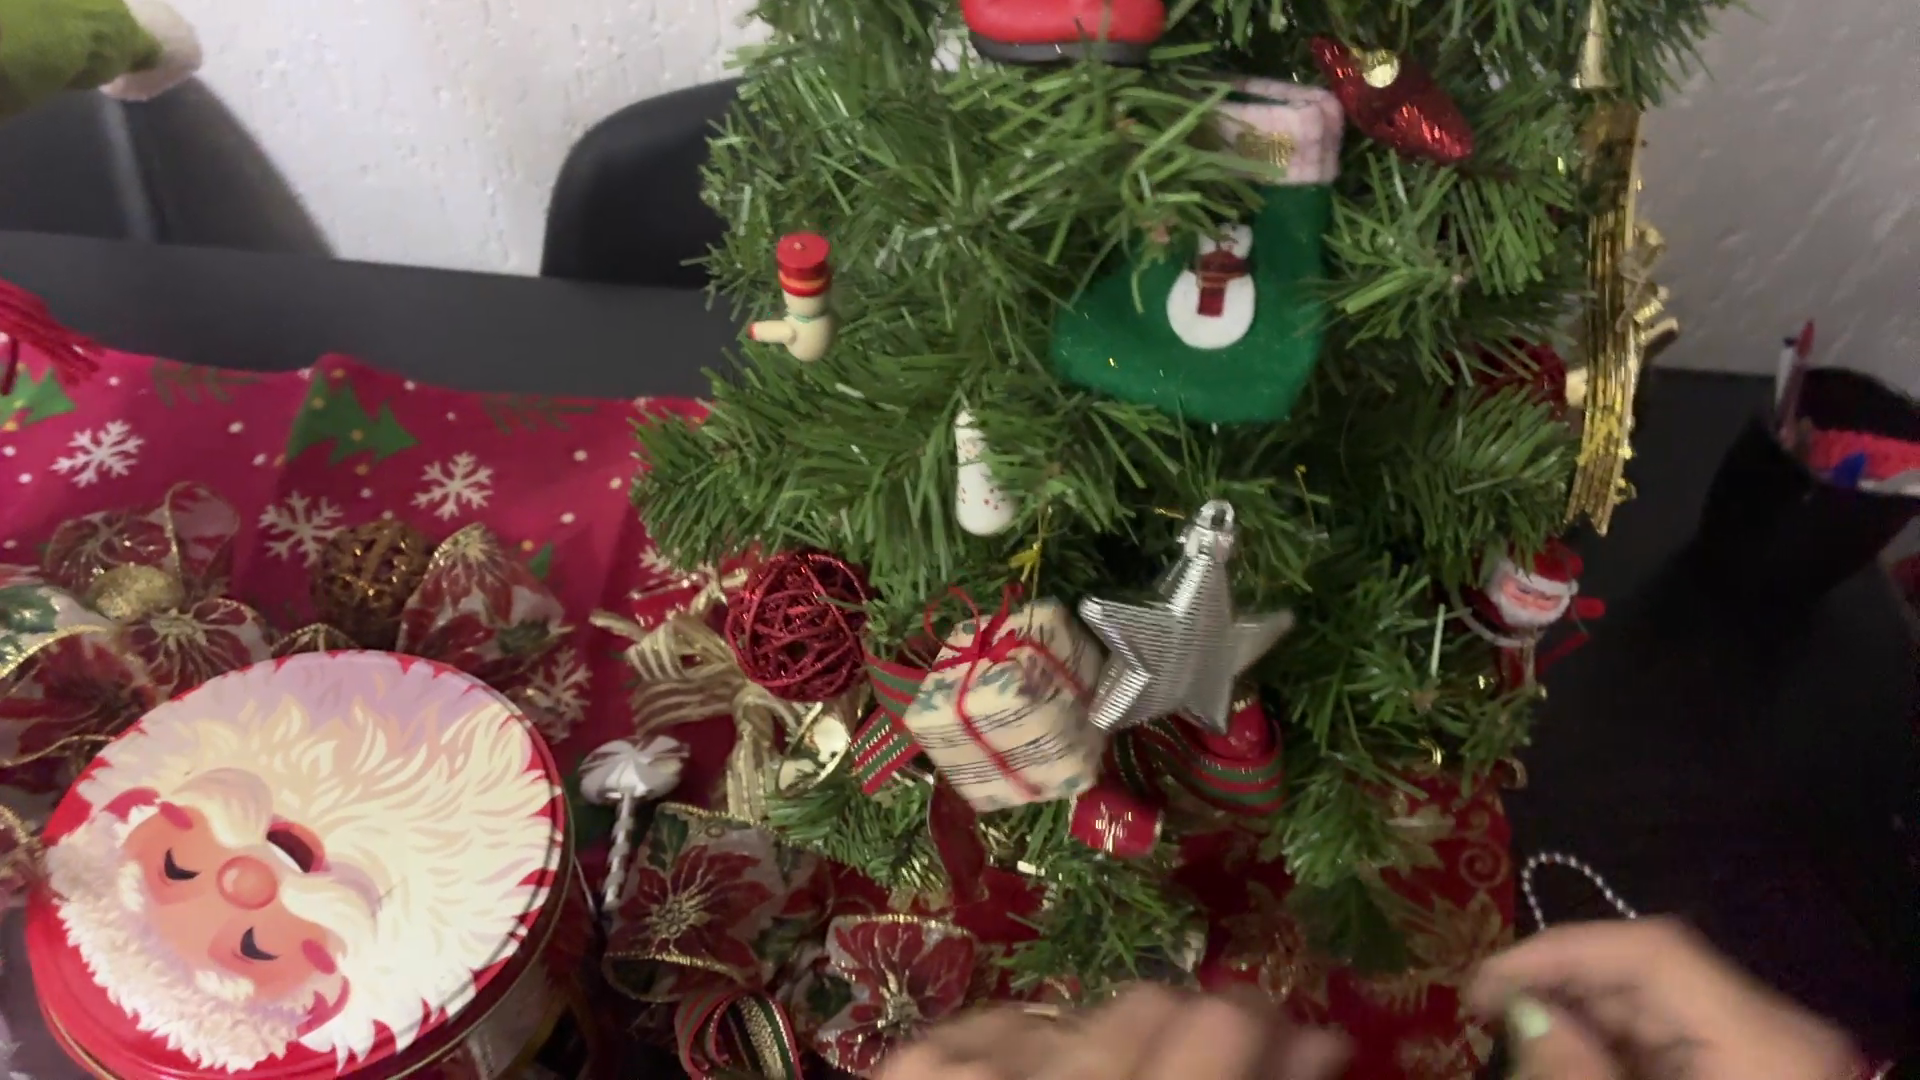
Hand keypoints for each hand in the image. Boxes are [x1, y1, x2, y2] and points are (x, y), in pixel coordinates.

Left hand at [878, 983, 1349, 1079]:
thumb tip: (1316, 1046)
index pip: (1217, 1027)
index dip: (1267, 1032)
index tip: (1294, 1045)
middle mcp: (1043, 1071)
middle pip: (1154, 1004)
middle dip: (1193, 1042)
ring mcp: (969, 1053)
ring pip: (1088, 1009)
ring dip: (1115, 1053)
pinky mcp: (922, 1048)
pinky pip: (1018, 1018)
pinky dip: (1045, 1055)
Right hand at [1469, 918, 1860, 1079]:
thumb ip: (1579, 1075)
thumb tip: (1523, 1010)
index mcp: (1766, 1045)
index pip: (1648, 951)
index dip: (1555, 951)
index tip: (1487, 982)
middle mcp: (1779, 1033)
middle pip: (1645, 971)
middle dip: (1559, 984)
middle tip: (1490, 1010)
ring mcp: (1777, 1053)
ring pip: (1653, 999)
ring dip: (1579, 1011)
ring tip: (1518, 1032)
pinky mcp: (1763, 1070)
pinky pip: (1674, 1031)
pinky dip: (1614, 1039)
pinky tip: (1571, 1054)